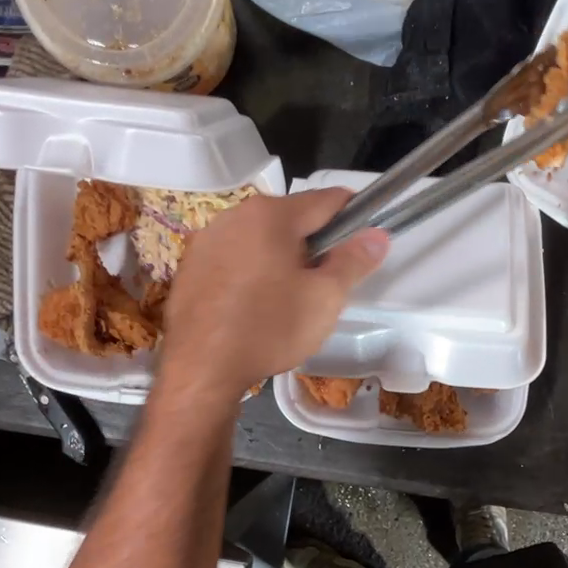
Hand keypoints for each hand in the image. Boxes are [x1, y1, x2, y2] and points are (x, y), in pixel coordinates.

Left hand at [160, 189, 388, 402]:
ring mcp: (207, 239)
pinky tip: (253, 307)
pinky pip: (233, 259)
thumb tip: (377, 236)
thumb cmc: (269, 330)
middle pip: (290, 220)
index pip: (326, 199)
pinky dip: (250, 273)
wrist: (202, 368)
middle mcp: (234, 214)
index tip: (363, 240)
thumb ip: (353, 262)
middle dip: (312, 244)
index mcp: (271, 215)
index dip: (353, 216)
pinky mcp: (191, 266)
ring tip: (287, 299)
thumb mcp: (324, 300)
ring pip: (259, 240)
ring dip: (279, 259)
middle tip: (324, 285)